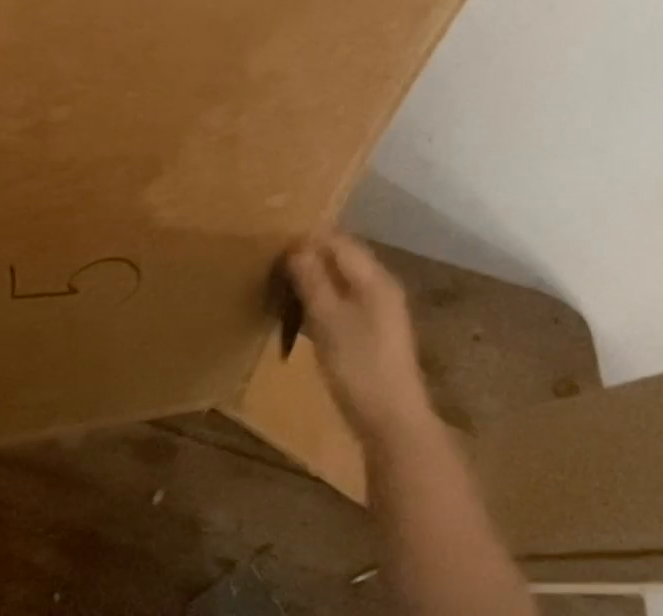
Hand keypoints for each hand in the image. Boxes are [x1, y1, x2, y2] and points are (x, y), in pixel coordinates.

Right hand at [287, 233, 434, 441]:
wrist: (392, 423)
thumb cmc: (358, 366)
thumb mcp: (327, 318)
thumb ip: (312, 279)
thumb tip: (295, 246)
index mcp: (374, 280)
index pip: (337, 241)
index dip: (306, 238)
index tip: (272, 244)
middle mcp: (380, 289)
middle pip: (340, 259)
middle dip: (307, 258)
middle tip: (270, 264)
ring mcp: (378, 312)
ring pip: (338, 282)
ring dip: (310, 281)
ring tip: (278, 285)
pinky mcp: (370, 334)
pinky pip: (340, 303)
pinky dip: (318, 301)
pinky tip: (297, 312)